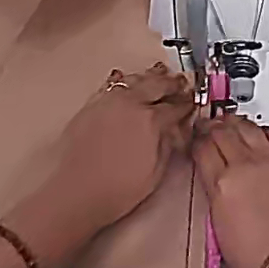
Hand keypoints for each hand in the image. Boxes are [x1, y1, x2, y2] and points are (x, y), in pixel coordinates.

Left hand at [46, 64, 196, 233]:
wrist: (75, 192)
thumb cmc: (118, 190)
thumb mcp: (155, 173)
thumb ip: (168, 145)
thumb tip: (174, 129)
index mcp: (150, 120)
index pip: (176, 106)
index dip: (187, 104)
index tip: (192, 102)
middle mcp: (131, 104)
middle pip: (157, 84)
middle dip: (173, 83)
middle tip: (182, 83)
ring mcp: (109, 101)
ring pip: (135, 79)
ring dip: (150, 77)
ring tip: (160, 75)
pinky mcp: (91, 104)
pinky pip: (112, 84)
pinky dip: (125, 80)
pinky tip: (128, 81)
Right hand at [190, 116, 268, 267]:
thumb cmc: (252, 256)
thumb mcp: (216, 222)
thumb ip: (213, 189)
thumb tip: (212, 174)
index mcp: (222, 182)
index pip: (203, 147)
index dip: (197, 139)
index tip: (196, 138)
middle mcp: (246, 166)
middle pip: (223, 131)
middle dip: (212, 126)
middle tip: (208, 125)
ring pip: (248, 127)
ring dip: (236, 123)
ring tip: (231, 123)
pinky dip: (265, 131)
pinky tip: (260, 132)